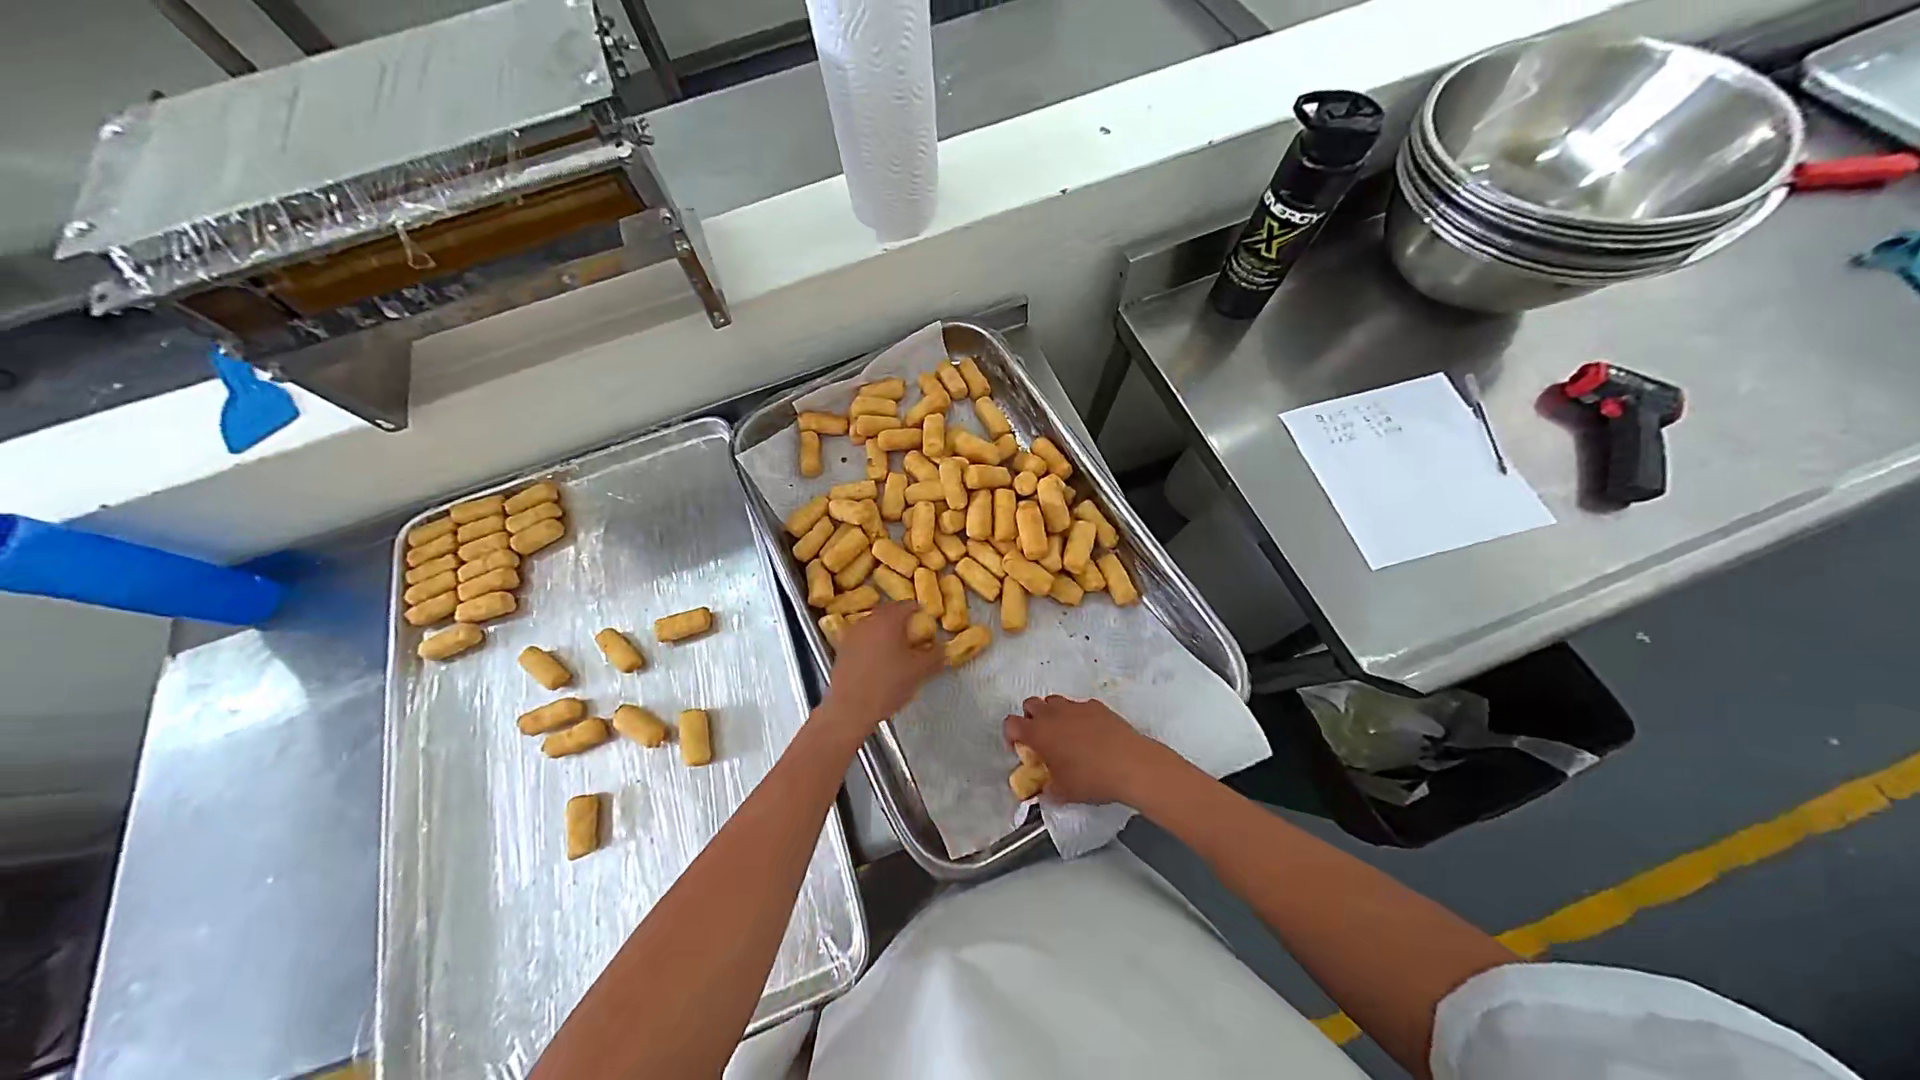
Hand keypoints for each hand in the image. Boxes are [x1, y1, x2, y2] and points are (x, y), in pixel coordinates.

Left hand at [816, 603, 943, 740]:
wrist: (850, 709)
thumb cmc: (888, 685)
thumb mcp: (920, 671)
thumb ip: (936, 655)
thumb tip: (942, 648)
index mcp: (888, 619)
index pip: (908, 604)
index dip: (921, 612)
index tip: (928, 624)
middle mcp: (868, 620)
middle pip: (889, 612)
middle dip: (903, 620)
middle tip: (916, 635)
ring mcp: (852, 634)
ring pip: (874, 625)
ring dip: (887, 632)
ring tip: (898, 649)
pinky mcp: (842, 649)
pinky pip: (863, 638)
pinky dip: (874, 643)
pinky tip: (880, 660)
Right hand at [1002, 696, 1179, 806]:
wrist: (1131, 765)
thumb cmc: (1091, 779)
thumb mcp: (1062, 793)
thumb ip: (1045, 789)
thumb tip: (1042, 791)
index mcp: (1038, 733)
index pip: (1011, 724)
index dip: (1011, 735)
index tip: (1020, 749)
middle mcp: (1053, 714)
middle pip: (1030, 704)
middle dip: (1031, 719)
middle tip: (1040, 739)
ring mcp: (1076, 707)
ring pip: (1054, 701)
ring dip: (1053, 714)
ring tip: (1064, 735)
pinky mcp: (1097, 706)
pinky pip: (1079, 706)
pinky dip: (1078, 716)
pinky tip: (1090, 734)